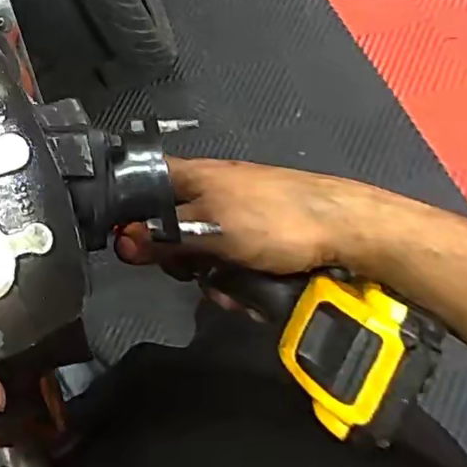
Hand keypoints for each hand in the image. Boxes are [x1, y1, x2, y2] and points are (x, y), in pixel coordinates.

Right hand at [115, 157, 397, 279]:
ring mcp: (232, 212)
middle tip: (193, 274)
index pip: (141, 184)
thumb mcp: (211, 231)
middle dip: (180, 259)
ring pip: (201, 249)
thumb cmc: (273, 220)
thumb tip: (122, 241)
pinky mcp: (255, 235)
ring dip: (211, 276)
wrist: (345, 229)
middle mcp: (206, 189)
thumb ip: (165, 236)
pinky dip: (235, 278)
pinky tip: (250, 292)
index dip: (132, 214)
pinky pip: (228, 259)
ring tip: (233, 291)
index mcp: (190, 174)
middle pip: (170, 226)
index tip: (135, 246)